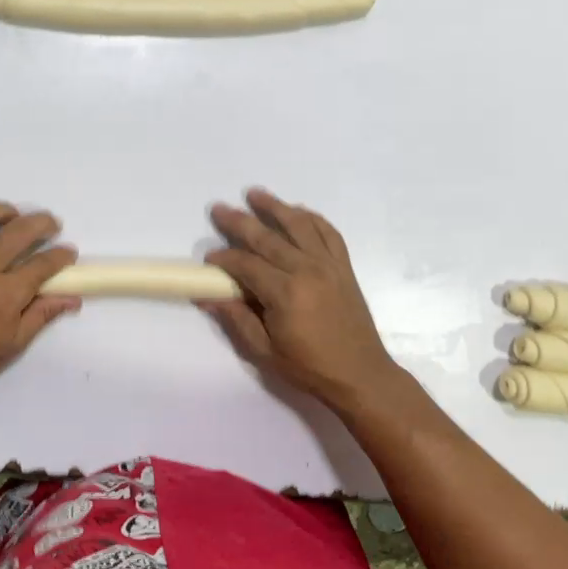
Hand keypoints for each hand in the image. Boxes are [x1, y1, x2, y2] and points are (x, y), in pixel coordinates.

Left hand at [0, 202, 78, 405]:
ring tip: (13, 216)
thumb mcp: (14, 343)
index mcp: (4, 294)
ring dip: (3, 211)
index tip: (68, 252)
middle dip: (42, 223)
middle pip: (18, 231)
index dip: (61, 255)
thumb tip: (73, 298)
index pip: (42, 264)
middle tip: (50, 225)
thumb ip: (43, 314)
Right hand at [202, 188, 403, 413]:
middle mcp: (307, 270)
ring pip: (299, 226)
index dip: (224, 259)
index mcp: (285, 293)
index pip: (246, 265)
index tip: (209, 258)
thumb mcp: (264, 351)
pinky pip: (329, 233)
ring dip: (276, 207)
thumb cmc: (309, 368)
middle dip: (240, 222)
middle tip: (219, 209)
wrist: (360, 375)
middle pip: (268, 238)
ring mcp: (329, 265)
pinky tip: (298, 211)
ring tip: (255, 193)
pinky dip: (313, 218)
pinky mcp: (344, 267)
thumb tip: (207, 297)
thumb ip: (236, 319)